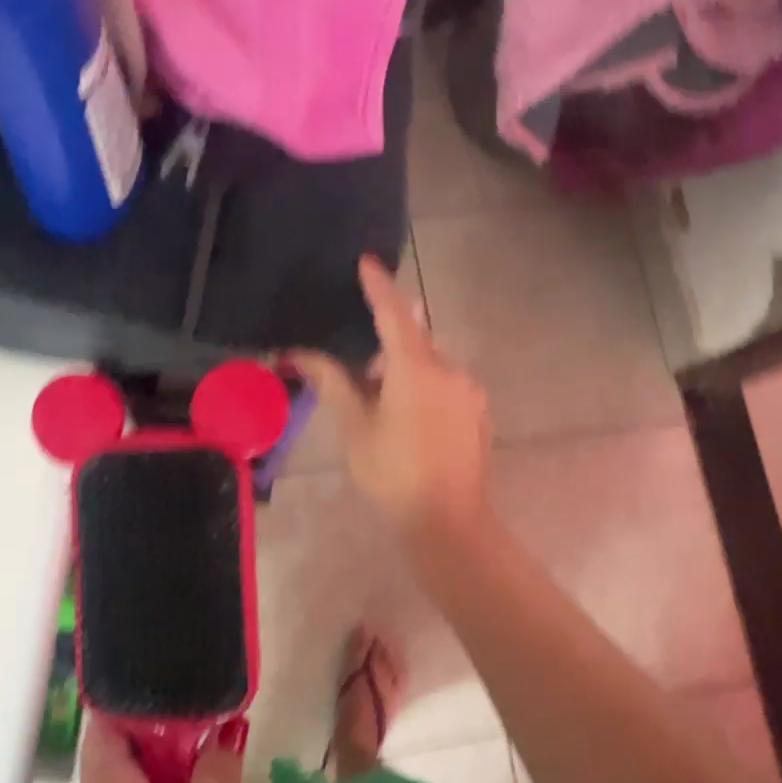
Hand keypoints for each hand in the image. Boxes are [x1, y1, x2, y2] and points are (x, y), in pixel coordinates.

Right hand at [292, 256, 493, 543]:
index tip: (367, 262)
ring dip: (409, 373)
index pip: (394, 314)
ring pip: (432, 365)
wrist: (449, 520)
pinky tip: (416, 428)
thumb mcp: (356, 429)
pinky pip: (449, 385)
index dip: (379, 286)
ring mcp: (469, 391)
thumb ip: (333, 384)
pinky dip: (428, 390)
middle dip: (388, 351)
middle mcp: (448, 369)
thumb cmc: (393, 473)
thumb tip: (301, 355)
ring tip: (389, 413)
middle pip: (414, 341)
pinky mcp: (480, 411)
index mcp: (414, 368)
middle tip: (364, 384)